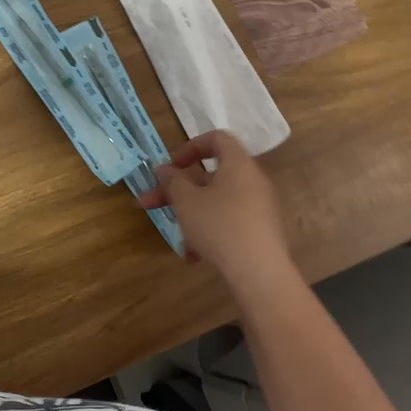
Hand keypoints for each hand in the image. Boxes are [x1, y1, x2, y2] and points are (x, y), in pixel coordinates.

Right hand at [137, 129, 290, 285]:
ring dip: (191, 215)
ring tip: (177, 238)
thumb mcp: (186, 200)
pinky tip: (194, 256)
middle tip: (150, 202)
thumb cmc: (218, 224)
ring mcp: (259, 208)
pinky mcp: (260, 232)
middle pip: (210, 176)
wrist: (259, 271)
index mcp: (238, 164)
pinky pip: (229, 222)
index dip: (190, 147)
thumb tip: (164, 169)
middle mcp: (252, 181)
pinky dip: (209, 232)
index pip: (217, 139)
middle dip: (177, 190)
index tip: (172, 167)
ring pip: (216, 203)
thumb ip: (172, 181)